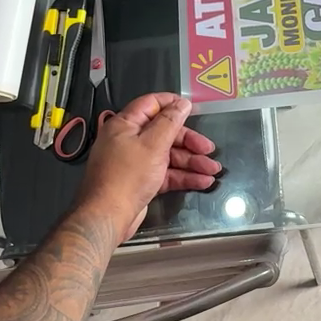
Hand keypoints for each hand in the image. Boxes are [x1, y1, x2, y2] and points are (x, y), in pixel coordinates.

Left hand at [77, 93, 221, 238]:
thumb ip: (170, 122)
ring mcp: (136, 162)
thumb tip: (182, 103)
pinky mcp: (142, 181)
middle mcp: (130, 140)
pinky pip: (166, 173)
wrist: (107, 218)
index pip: (151, 104)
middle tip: (209, 149)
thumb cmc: (127, 176)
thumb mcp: (153, 144)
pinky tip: (202, 181)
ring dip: (191, 161)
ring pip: (168, 155)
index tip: (192, 107)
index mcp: (126, 124)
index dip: (172, 104)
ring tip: (212, 170)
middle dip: (189, 141)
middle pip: (165, 132)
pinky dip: (183, 176)